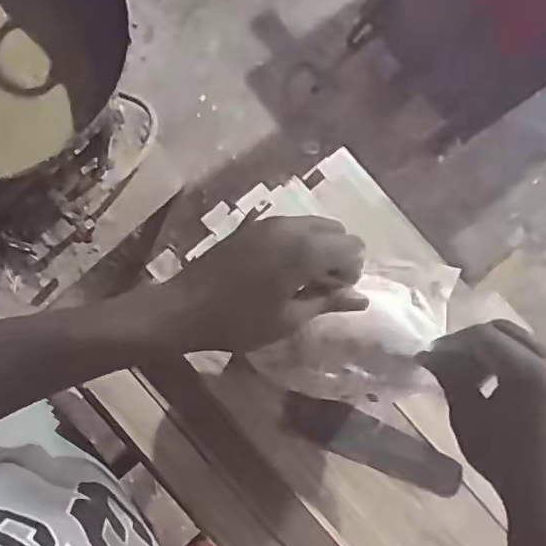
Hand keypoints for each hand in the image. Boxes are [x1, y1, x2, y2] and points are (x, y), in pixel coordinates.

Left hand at [138, 214, 366, 353]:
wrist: (184, 308)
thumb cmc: (238, 322)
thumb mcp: (288, 320)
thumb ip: (327, 303)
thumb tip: (360, 298)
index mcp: (305, 249)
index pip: (352, 247)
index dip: (350, 273)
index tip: (331, 296)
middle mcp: (291, 226)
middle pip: (335, 231)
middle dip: (336, 257)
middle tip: (318, 289)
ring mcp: (269, 222)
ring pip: (312, 226)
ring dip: (316, 249)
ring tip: (298, 282)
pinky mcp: (251, 226)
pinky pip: (289, 227)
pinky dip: (296, 244)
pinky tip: (278, 272)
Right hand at [420, 321, 545, 520]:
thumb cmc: (503, 461)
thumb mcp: (468, 418)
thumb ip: (452, 380)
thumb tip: (429, 356)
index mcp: (529, 372)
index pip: (483, 336)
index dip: (452, 342)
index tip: (428, 356)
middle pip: (505, 331)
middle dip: (471, 340)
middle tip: (444, 359)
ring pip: (521, 341)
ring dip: (490, 350)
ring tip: (465, 374)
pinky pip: (534, 357)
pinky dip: (508, 360)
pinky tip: (490, 383)